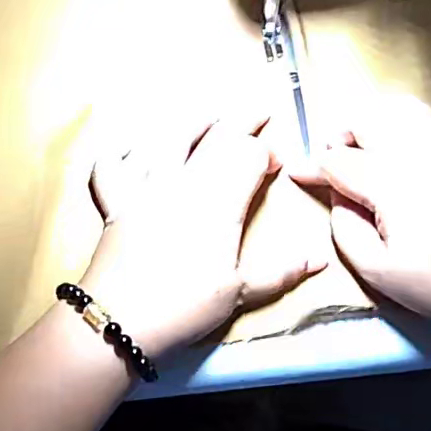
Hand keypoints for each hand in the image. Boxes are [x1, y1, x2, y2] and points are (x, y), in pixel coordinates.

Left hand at [79, 114, 324, 356]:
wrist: (121, 320)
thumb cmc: (186, 306)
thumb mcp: (240, 293)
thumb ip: (280, 273)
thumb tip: (319, 260)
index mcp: (220, 201)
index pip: (249, 156)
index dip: (267, 154)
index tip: (276, 166)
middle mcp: (183, 182)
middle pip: (216, 136)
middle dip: (242, 121)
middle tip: (259, 110)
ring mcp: (144, 187)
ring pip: (167, 138)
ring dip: (191, 122)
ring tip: (207, 116)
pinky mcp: (114, 202)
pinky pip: (112, 166)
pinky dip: (120, 154)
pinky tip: (131, 152)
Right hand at [289, 95, 430, 347]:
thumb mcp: (378, 271)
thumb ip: (346, 229)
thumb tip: (340, 198)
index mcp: (394, 182)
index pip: (340, 161)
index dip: (313, 167)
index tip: (298, 173)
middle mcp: (422, 151)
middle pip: (368, 116)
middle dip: (340, 133)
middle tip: (332, 161)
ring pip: (401, 108)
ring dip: (373, 123)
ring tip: (365, 151)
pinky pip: (430, 120)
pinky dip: (406, 126)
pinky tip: (403, 153)